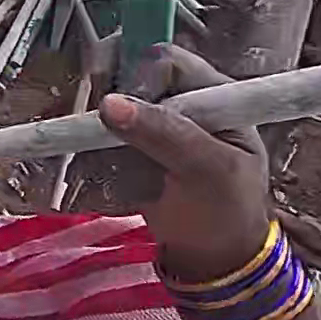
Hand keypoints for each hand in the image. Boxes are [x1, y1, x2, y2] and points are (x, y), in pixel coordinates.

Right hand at [99, 46, 272, 281]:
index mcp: (210, 92)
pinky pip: (95, 140)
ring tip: (127, 177)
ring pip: (103, 109)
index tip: (117, 115)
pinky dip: (96, 162)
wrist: (212, 259)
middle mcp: (176, 99)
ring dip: (101, 143)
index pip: (161, 60)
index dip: (136, 80)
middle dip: (108, 109)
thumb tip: (109, 104)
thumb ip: (165, 134)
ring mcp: (149, 124)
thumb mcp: (208, 171)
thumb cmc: (225, 212)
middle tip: (106, 142)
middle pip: (124, 74)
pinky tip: (119, 185)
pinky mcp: (127, 148)